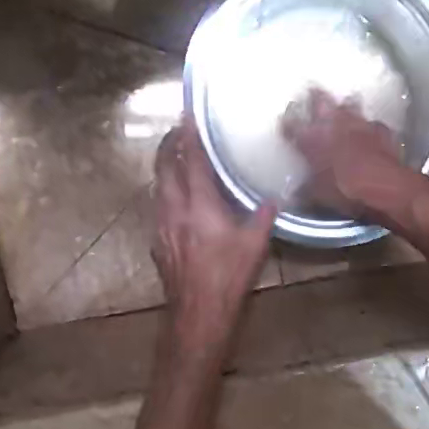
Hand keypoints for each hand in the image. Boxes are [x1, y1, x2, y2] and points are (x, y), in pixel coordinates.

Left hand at [152, 122, 275, 357]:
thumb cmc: (228, 277)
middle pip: (165, 167)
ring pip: (158, 186)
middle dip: (170, 145)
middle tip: (178, 130)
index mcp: (199, 205)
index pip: (192, 161)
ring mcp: (161, 225)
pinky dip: (166, 191)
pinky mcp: (157, 241)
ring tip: (177, 158)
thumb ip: (263, 217)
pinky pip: (159, 206)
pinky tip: (177, 198)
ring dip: (166, 167)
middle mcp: (174, 209)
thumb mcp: (255, 245)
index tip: (188, 115)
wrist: (197, 313)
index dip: (190, 135)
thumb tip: (271, 200)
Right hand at [280, 89, 419, 220]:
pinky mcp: (381, 130)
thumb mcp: (318, 195)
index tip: (285, 118)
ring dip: (345, 104)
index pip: (292, 125)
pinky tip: (372, 130)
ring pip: (350, 104)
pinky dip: (371, 126)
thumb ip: (305, 190)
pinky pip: (374, 123)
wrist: (382, 184)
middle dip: (315, 95)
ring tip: (344, 103)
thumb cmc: (344, 189)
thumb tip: (296, 194)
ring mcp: (359, 124)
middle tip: (312, 89)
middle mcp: (333, 125)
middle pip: (320, 100)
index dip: (287, 121)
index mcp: (311, 140)